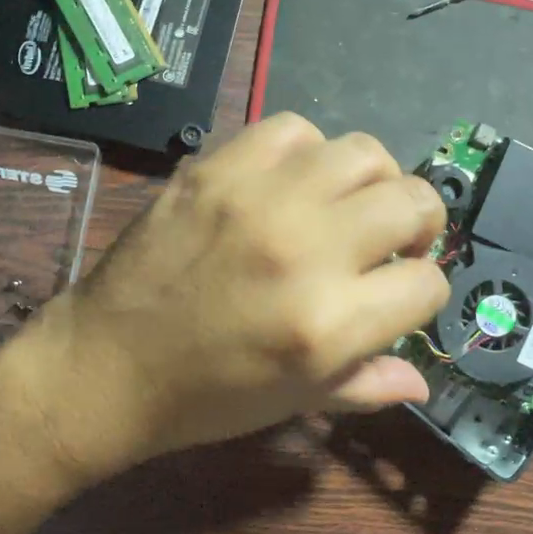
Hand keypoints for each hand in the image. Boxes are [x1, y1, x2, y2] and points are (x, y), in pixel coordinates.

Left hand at [13, 114, 448, 480]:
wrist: (105, 366)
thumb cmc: (205, 398)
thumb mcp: (294, 403)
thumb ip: (367, 384)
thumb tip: (422, 380)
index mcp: (330, 325)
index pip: (427, 283)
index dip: (421, 291)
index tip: (399, 295)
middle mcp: (306, 251)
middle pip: (412, 202)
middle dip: (419, 224)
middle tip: (392, 242)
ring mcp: (259, 200)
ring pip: (363, 153)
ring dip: (372, 181)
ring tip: (348, 204)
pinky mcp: (216, 169)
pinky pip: (292, 130)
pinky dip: (307, 153)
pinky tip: (293, 183)